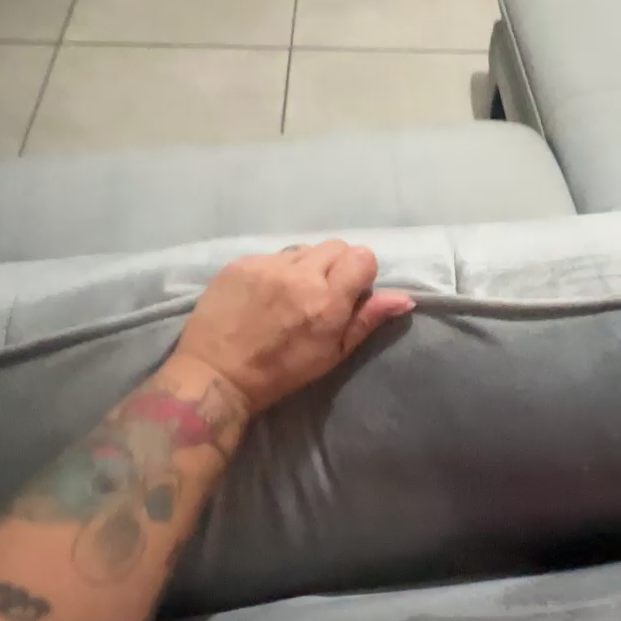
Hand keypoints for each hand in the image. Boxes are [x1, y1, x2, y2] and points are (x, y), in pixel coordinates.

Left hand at [169, 240, 414, 414]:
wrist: (216, 374)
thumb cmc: (281, 372)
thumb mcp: (332, 353)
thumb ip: (367, 319)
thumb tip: (405, 298)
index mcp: (326, 301)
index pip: (362, 256)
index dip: (360, 273)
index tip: (349, 294)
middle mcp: (299, 275)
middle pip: (336, 246)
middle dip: (336, 267)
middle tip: (321, 295)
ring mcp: (267, 265)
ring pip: (303, 249)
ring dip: (306, 267)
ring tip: (291, 295)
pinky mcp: (241, 262)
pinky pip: (273, 256)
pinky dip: (276, 271)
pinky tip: (264, 295)